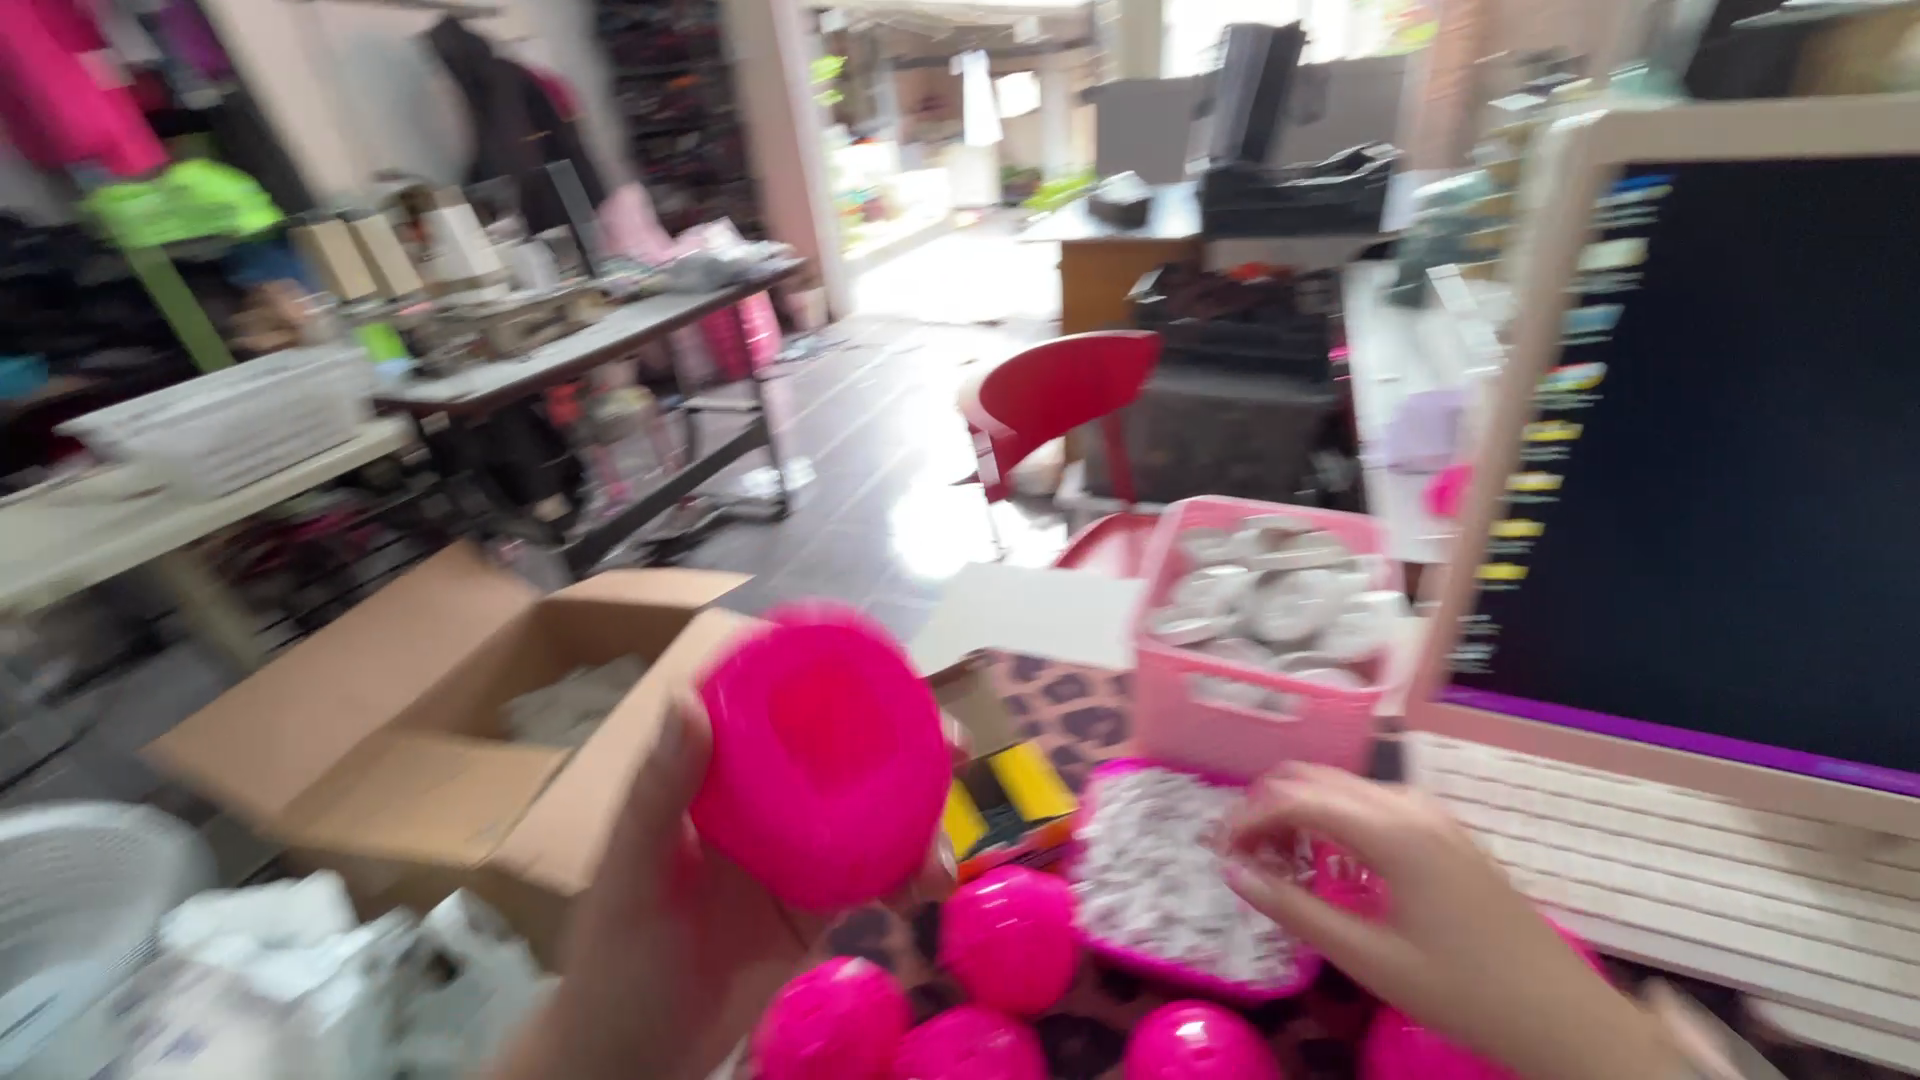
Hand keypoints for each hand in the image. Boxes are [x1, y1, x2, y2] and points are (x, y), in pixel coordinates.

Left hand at [491, 697, 960, 1079]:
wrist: (634, 1055)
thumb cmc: (616, 956)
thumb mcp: (630, 871)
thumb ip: (658, 790)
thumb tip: (687, 696)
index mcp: (726, 774)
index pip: (786, 708)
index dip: (839, 681)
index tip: (891, 671)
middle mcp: (771, 800)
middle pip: (849, 755)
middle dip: (909, 746)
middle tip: (954, 746)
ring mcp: (801, 851)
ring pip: (876, 813)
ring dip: (922, 820)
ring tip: (941, 863)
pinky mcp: (819, 902)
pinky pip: (877, 874)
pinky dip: (906, 877)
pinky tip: (922, 893)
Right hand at [1220, 765, 1681, 1079]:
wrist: (1565, 1017)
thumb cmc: (1462, 991)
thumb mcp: (1367, 958)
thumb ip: (1293, 909)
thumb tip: (1233, 871)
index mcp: (1390, 831)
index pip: (1294, 799)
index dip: (1247, 820)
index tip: (1221, 852)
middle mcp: (1407, 805)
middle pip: (1313, 778)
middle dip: (1267, 806)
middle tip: (1243, 852)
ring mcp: (1430, 813)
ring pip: (1340, 785)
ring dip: (1299, 808)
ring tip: (1279, 857)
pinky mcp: (1443, 828)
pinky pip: (1370, 801)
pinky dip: (1332, 815)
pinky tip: (1328, 857)